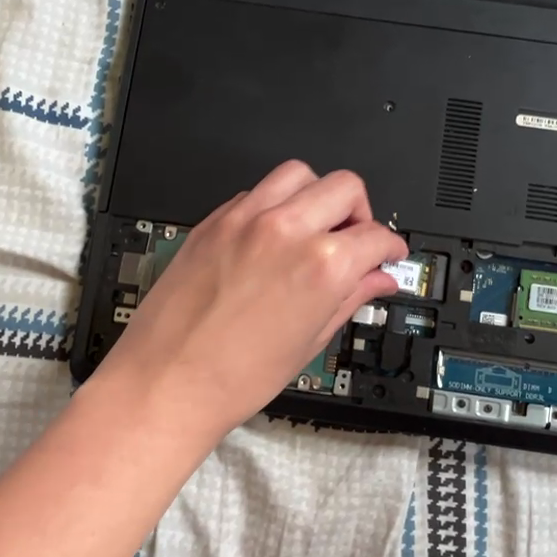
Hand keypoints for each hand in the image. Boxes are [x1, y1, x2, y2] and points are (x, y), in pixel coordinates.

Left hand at [98, 160, 406, 435]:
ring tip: (314, 229)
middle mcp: (285, 230)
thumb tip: (377, 280)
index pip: (375, 234)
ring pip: (299, 174)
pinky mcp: (214, 220)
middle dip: (361, 212)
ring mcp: (245, 219)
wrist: (166, 383)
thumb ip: (350, 298)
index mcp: (321, 265)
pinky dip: (275, 204)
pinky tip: (273, 237)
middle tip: (356, 240)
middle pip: (345, 186)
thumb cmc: (231, 377)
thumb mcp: (310, 341)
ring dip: (317, 195)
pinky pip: (256, 191)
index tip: (388, 254)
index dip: (390, 247)